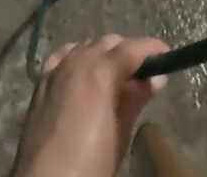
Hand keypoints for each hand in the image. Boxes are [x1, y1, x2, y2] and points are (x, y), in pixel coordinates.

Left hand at [12, 35, 169, 176]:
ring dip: (103, 53)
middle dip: (128, 51)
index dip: (151, 49)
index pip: (130, 48)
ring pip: (84, 46)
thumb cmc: (89, 164)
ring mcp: (55, 70)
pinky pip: (63, 58)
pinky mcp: (40, 84)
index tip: (166, 55)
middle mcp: (75, 62)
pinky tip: (85, 74)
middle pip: (107, 43)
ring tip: (118, 74)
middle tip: (145, 72)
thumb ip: (135, 100)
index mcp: (98, 72)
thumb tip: (154, 79)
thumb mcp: (119, 135)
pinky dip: (78, 58)